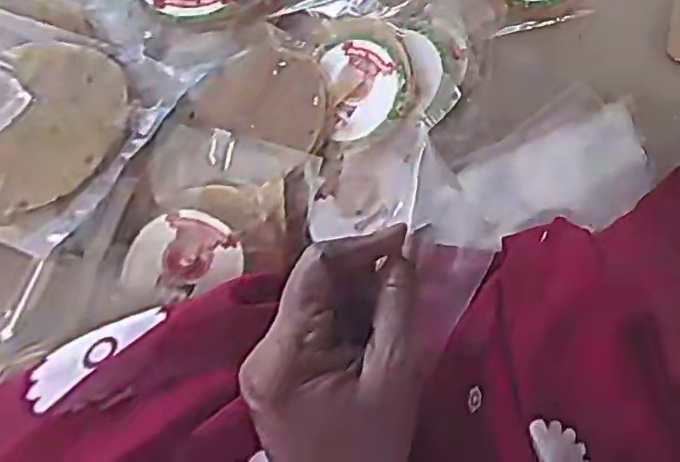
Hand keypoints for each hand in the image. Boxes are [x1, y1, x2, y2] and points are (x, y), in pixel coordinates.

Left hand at [241, 227, 417, 461]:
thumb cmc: (367, 444)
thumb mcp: (393, 370)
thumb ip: (397, 303)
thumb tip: (406, 249)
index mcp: (282, 352)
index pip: (314, 268)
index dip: (362, 244)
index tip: (406, 238)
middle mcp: (266, 349)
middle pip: (318, 279)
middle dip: (368, 266)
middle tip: (412, 264)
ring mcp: (273, 358)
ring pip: (324, 294)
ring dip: (366, 286)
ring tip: (403, 292)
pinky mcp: (287, 365)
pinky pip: (324, 316)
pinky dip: (358, 307)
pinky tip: (385, 315)